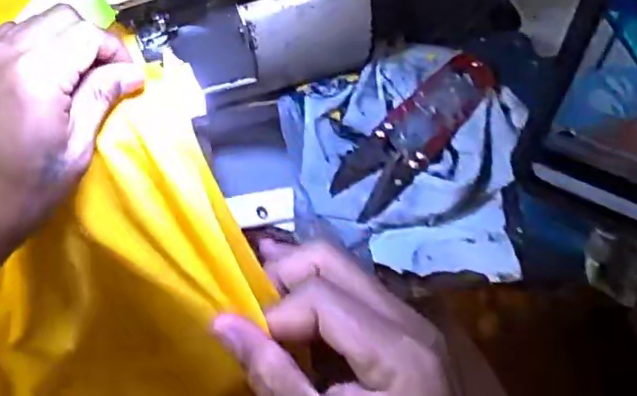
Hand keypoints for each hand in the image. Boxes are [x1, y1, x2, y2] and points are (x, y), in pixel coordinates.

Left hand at [0, 5, 144, 300]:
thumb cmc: (27, 190)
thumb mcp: (76, 149)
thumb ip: (101, 96)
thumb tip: (133, 72)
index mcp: (37, 71)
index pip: (87, 33)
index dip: (114, 49)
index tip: (126, 76)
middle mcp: (8, 49)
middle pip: (63, 15)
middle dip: (89, 37)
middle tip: (101, 73)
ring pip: (37, 19)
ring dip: (61, 36)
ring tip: (71, 74)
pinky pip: (12, 31)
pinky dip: (33, 40)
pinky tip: (39, 73)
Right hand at [212, 240, 452, 395]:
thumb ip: (276, 377)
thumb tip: (220, 322)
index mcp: (399, 347)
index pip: (315, 294)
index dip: (274, 315)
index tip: (252, 346)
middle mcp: (410, 319)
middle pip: (327, 258)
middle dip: (281, 277)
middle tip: (252, 312)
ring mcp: (415, 323)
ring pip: (340, 266)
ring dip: (297, 281)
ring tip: (268, 310)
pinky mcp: (412, 335)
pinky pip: (355, 290)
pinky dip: (320, 295)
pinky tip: (300, 322)